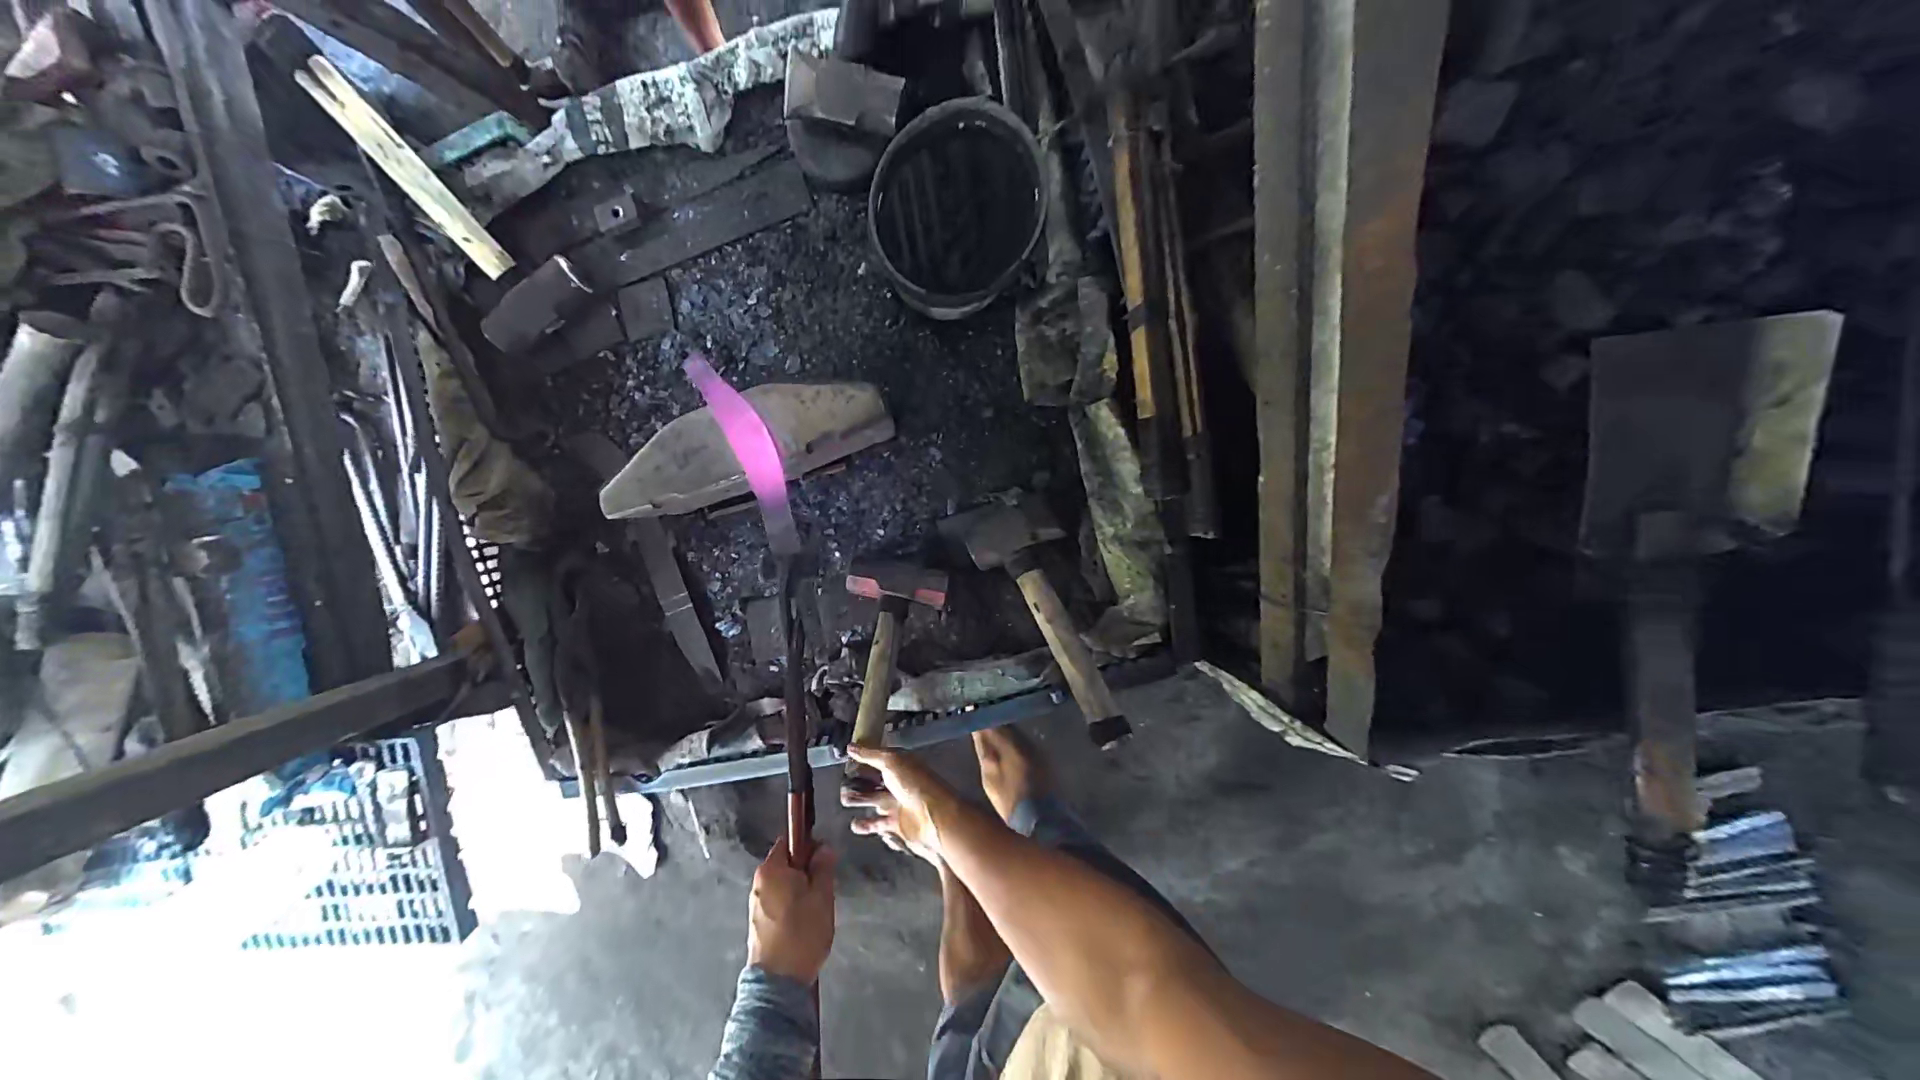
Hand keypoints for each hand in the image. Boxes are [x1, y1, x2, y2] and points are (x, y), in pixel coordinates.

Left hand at [747, 834, 837, 983]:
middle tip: (824, 888)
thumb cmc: (802, 933)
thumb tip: (824, 848)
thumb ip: (823, 867)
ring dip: (800, 890)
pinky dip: (791, 906)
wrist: (778, 984)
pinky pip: (778, 903)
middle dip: (807, 871)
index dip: (810, 845)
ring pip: (784, 885)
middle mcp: (758, 883)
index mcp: (771, 870)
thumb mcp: (822, 896)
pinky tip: (804, 924)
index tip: (825, 860)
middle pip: (787, 864)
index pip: (790, 841)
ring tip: (816, 910)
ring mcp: (755, 904)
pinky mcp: (757, 924)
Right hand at [842, 744, 958, 864]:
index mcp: (899, 767)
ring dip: (858, 802)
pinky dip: (867, 826)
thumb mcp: (892, 761)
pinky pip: (878, 825)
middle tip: (842, 784)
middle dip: (857, 783)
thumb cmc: (914, 783)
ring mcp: (897, 806)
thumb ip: (870, 755)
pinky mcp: (896, 826)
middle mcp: (898, 785)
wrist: (933, 816)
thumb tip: (850, 746)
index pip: (877, 762)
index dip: (862, 762)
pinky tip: (856, 824)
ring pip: (873, 802)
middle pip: (873, 783)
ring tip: (844, 800)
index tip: (846, 762)